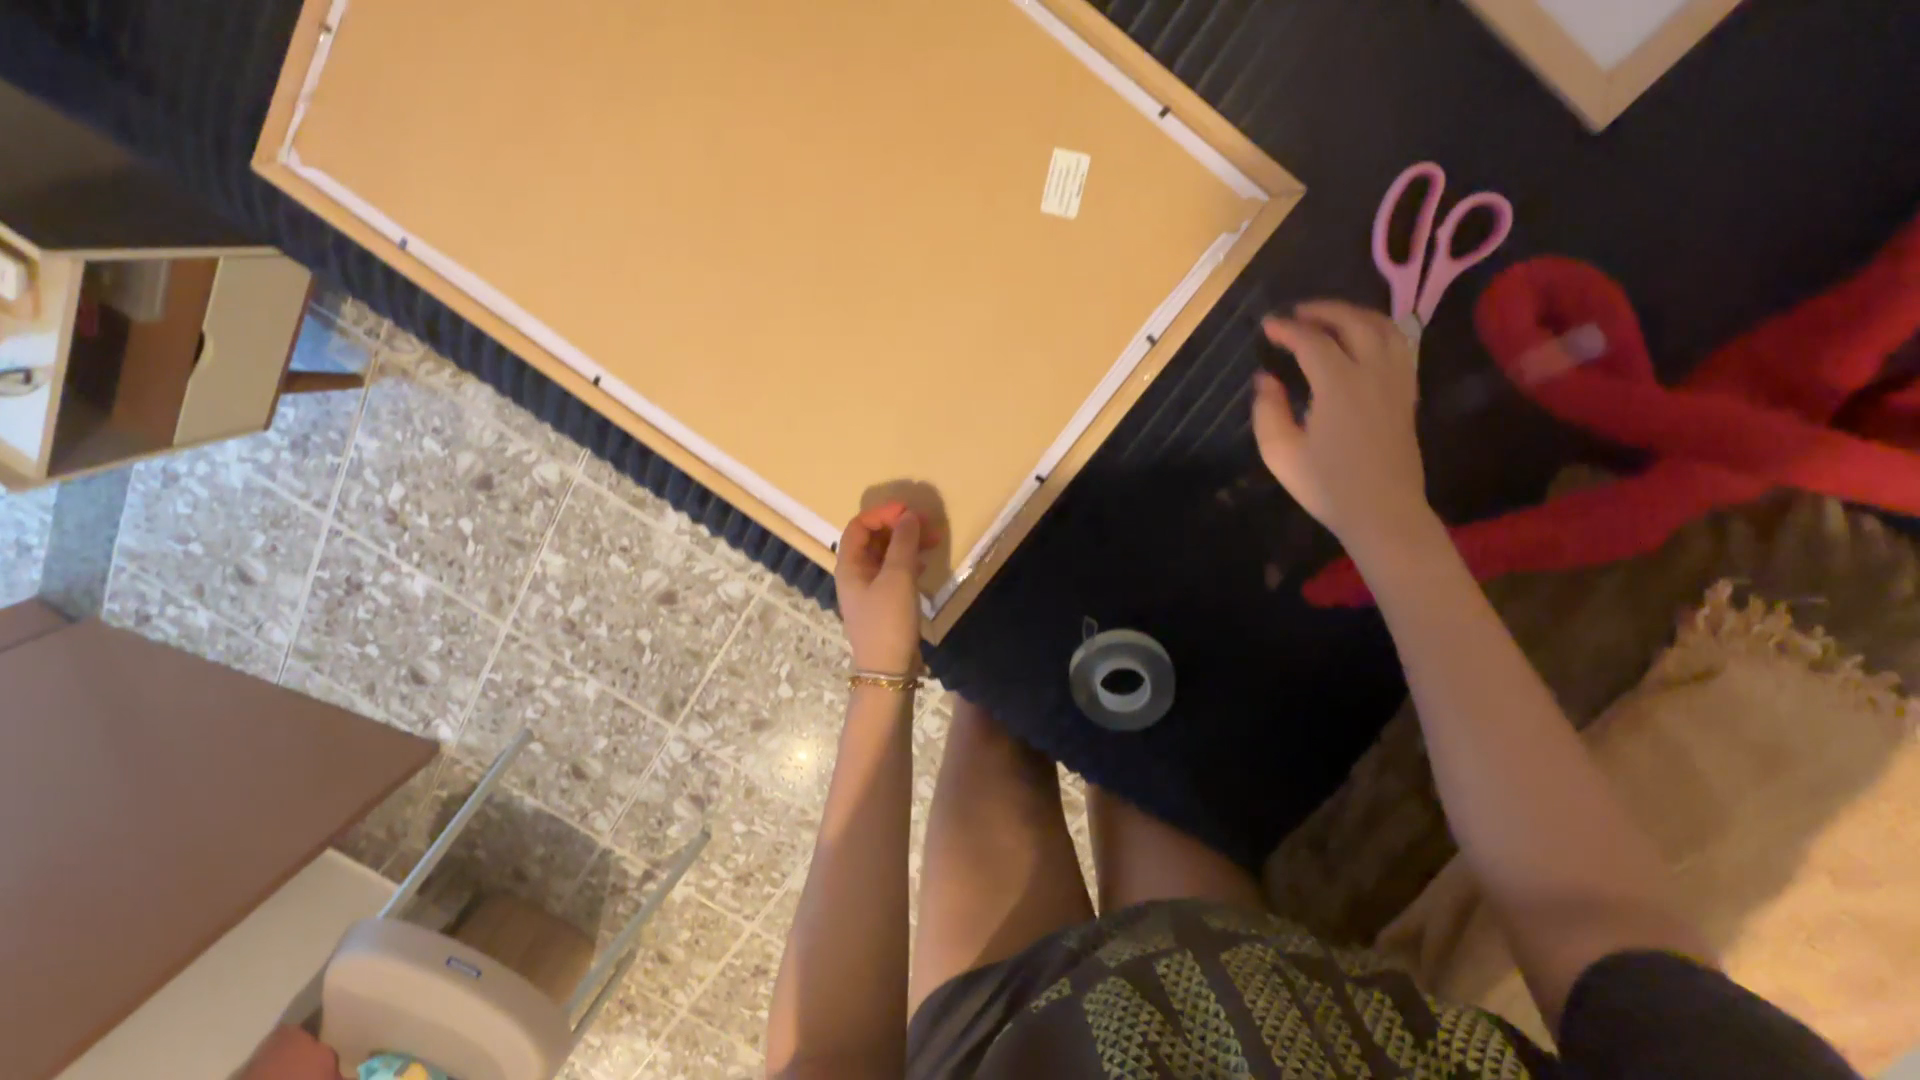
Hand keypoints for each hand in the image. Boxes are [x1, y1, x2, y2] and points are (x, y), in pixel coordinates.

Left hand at [834, 501, 936, 674]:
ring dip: (908, 543)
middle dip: (900, 527)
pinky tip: (926, 563)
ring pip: (886, 555)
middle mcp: (855, 574)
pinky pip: (894, 572)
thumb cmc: (888, 620)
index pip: (859, 526)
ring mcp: (869, 589)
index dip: (882, 513)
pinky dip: (909, 561)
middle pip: (874, 538)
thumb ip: (903, 542)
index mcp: (849, 565)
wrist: (888, 669)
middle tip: (928, 524)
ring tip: (935, 540)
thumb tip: (908, 516)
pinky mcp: (884, 602)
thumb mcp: (898, 577)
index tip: (909, 511)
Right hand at [1251, 300, 1433, 549]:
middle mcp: (1373, 372)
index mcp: (1339, 385)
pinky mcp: (1407, 393)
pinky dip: (1378, 331)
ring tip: (1330, 319)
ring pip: (1383, 327)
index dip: (1287, 329)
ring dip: (1355, 315)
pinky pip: (1400, 345)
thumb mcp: (1281, 453)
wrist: (1383, 512)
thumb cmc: (1328, 486)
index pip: (1312, 341)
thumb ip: (1268, 411)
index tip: (1268, 326)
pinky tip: (1362, 340)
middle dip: (1323, 310)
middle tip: (1297, 314)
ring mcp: (1396, 380)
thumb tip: (1265, 380)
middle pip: (1353, 321)